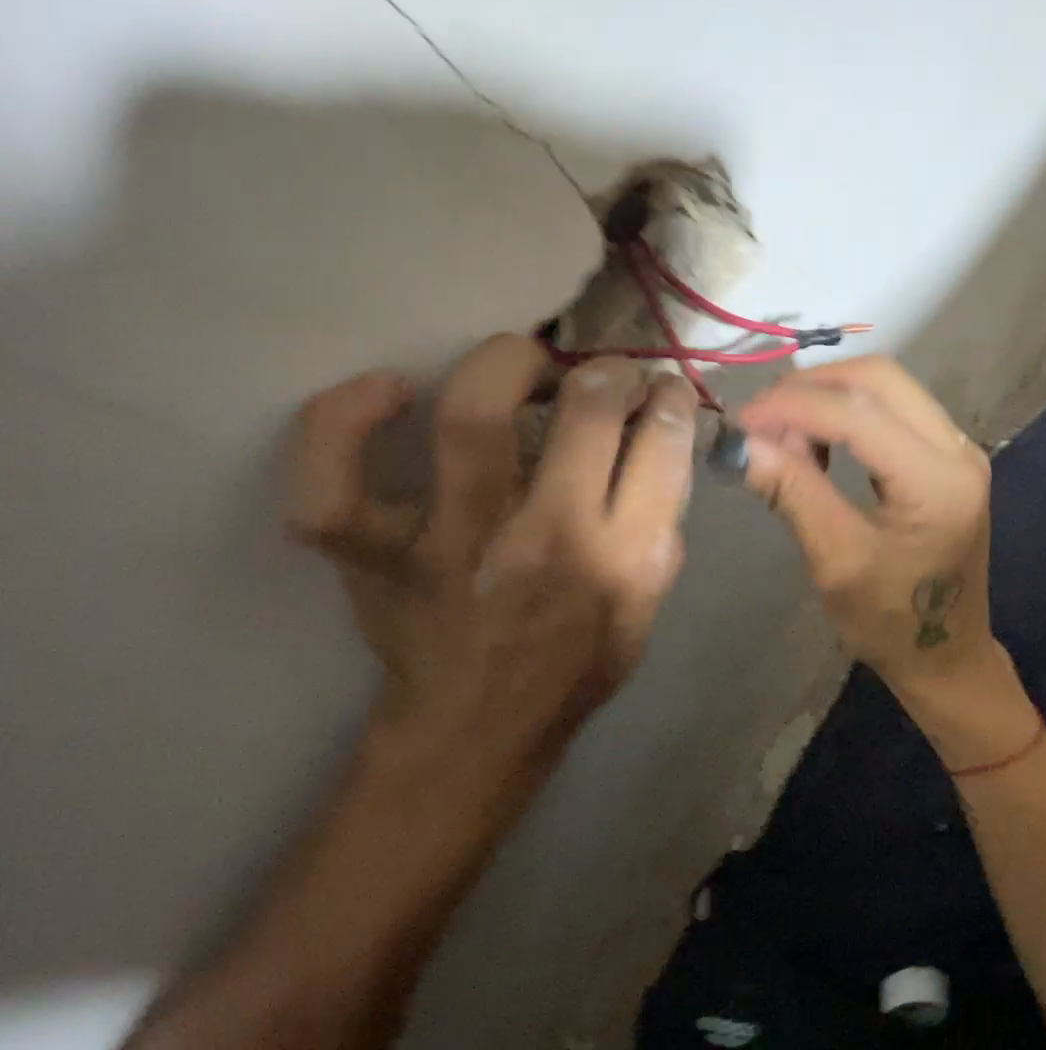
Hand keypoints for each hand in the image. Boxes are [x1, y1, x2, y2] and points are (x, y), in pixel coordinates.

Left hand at [286, 335, 697, 766]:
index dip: (666, 399)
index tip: (660, 390)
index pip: (660, 446)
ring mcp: (453, 543)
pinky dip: (344, 420)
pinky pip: (335, 480)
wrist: (482, 726)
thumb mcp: (650, 599)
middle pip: (585, 414)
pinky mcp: (377, 555)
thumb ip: (657, 521)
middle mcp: (545, 541)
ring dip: (509, 364)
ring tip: (524, 366)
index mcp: (622, 558)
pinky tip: (389, 392)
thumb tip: (653, 435)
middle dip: (607, 373)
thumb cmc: (578, 662)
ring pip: (471, 416)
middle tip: (605, 374)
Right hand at [734, 357, 997, 696]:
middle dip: (813, 387)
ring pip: (890, 387)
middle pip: (880, 378)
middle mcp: (959, 451)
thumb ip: (793, 492)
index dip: (792, 406)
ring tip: (784, 433)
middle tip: (760, 420)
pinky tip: (820, 442)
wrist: (946, 654)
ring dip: (832, 396)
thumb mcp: (837, 561)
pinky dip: (853, 411)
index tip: (739, 420)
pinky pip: (899, 409)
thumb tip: (739, 441)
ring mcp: (961, 450)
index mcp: (937, 482)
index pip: (858, 413)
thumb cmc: (891, 622)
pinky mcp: (952, 457)